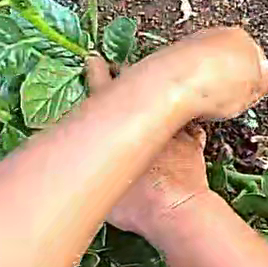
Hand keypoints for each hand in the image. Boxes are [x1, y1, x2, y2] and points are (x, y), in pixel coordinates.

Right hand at [85, 57, 217, 236]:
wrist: (177, 207)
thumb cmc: (135, 202)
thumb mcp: (100, 188)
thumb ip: (90, 172)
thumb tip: (73, 172)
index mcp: (120, 128)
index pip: (103, 93)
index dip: (97, 74)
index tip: (94, 59)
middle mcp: (149, 121)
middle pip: (139, 93)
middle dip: (130, 80)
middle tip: (124, 69)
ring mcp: (175, 129)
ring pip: (167, 104)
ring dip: (160, 99)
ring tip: (156, 93)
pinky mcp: (193, 143)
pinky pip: (189, 127)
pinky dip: (185, 125)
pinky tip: (186, 124)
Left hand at [124, 27, 267, 122]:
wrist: (170, 86)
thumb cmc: (213, 83)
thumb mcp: (256, 89)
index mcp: (243, 37)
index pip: (258, 58)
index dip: (257, 81)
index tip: (254, 95)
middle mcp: (216, 35)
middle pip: (232, 61)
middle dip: (232, 81)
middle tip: (234, 102)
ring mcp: (192, 46)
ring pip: (208, 68)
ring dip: (210, 85)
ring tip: (211, 106)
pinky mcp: (171, 60)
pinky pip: (188, 77)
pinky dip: (191, 88)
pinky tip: (192, 102)